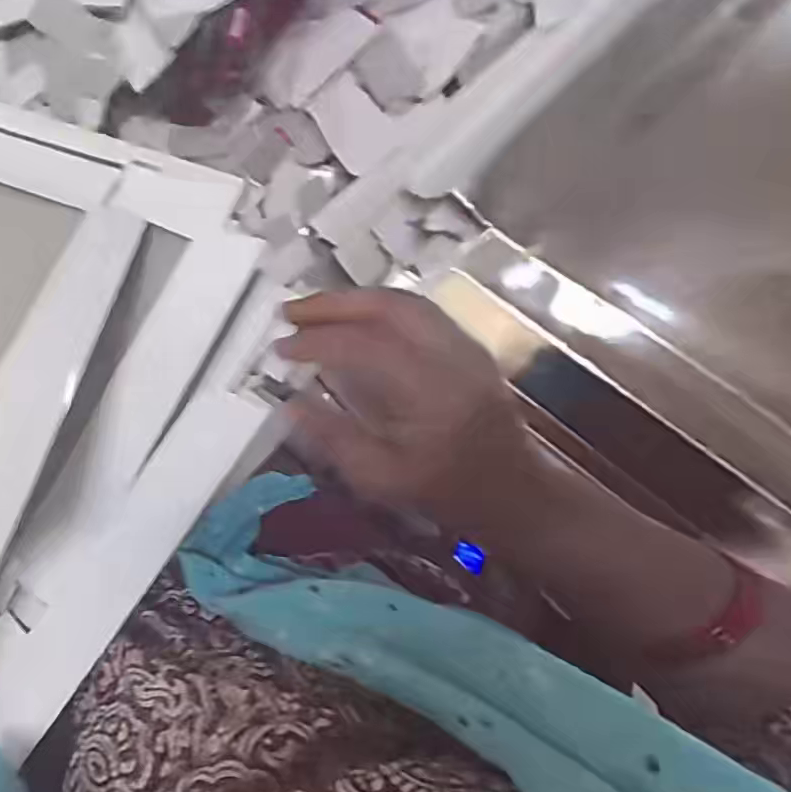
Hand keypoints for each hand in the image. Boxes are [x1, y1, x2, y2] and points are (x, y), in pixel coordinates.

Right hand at [276, 288, 527, 525]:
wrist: (509, 489)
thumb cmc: (440, 490)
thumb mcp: (377, 477)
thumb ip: (333, 436)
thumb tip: (291, 403)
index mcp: (430, 393)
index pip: (364, 347)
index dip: (317, 342)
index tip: (281, 349)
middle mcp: (452, 357)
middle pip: (389, 307)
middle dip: (332, 304)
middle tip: (288, 313)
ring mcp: (465, 347)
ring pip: (405, 303)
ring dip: (353, 301)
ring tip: (312, 311)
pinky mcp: (467, 347)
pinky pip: (418, 313)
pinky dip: (377, 309)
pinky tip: (352, 322)